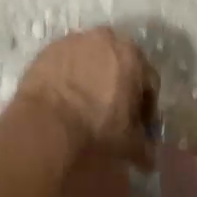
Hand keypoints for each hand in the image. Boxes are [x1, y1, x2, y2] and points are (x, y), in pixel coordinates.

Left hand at [14, 28, 156, 165]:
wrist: (47, 121)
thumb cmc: (97, 127)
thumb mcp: (129, 144)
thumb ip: (144, 146)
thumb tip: (148, 157)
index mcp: (132, 56)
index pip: (149, 82)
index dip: (146, 107)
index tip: (139, 126)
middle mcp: (106, 39)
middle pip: (120, 64)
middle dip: (120, 86)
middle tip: (114, 113)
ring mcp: (75, 40)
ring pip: (92, 59)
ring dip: (94, 77)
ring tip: (86, 105)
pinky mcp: (51, 47)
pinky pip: (68, 60)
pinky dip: (70, 74)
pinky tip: (66, 97)